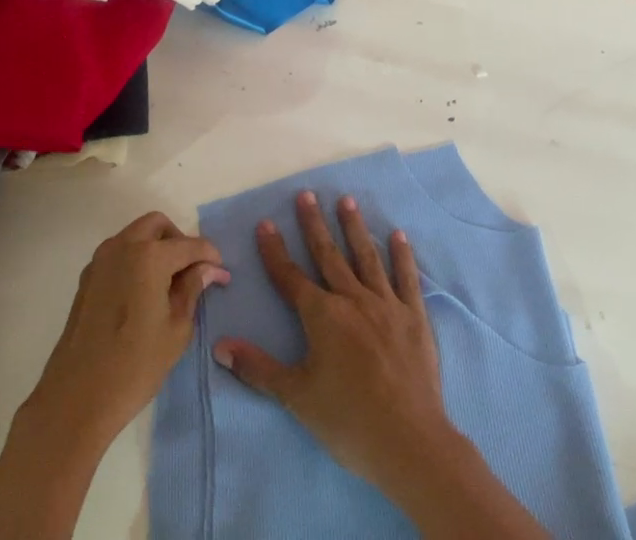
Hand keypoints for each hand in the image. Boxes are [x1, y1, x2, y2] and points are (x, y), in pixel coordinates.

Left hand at [24, 211, 228, 443]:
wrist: (77, 396)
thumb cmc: (136, 365)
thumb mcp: (177, 329)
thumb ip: (193, 289)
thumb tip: (209, 269)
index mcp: (148, 257)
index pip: (189, 245)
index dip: (210, 256)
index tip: (222, 273)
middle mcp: (120, 248)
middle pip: (156, 225)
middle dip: (179, 241)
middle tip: (192, 272)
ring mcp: (98, 262)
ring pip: (134, 236)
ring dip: (155, 248)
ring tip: (170, 285)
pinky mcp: (86, 279)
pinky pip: (117, 254)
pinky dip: (135, 261)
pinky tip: (144, 294)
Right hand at [211, 192, 450, 491]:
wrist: (409, 441)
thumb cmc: (347, 419)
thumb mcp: (295, 396)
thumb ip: (258, 368)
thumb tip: (220, 346)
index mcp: (321, 316)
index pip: (290, 276)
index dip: (275, 250)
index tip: (265, 223)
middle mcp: (352, 301)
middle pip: (328, 256)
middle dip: (314, 225)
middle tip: (306, 194)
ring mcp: (387, 306)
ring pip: (366, 258)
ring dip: (354, 228)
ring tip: (346, 200)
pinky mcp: (415, 318)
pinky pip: (407, 278)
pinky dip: (402, 255)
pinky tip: (398, 235)